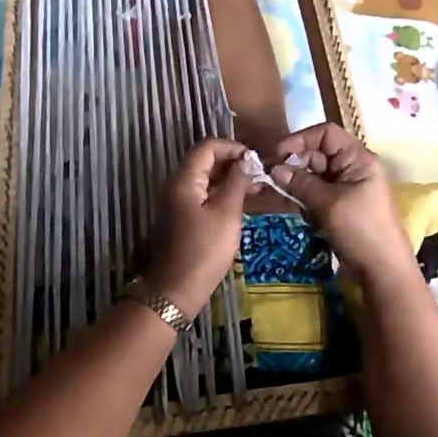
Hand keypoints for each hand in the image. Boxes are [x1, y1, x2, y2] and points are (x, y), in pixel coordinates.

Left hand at [142, 139, 255, 315]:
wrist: (177, 289)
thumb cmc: (204, 250)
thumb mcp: (227, 214)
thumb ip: (237, 183)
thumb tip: (247, 159)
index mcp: (185, 179)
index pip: (208, 147)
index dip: (233, 147)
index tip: (256, 158)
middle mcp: (178, 185)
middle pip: (206, 161)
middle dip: (234, 163)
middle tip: (260, 174)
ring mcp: (180, 201)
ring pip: (207, 179)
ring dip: (231, 179)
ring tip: (258, 187)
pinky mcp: (185, 216)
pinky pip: (205, 195)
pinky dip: (223, 194)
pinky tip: (244, 202)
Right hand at [270, 123, 414, 279]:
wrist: (382, 270)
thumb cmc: (360, 230)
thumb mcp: (328, 204)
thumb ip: (301, 183)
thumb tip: (274, 168)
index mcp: (358, 159)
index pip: (326, 134)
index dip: (300, 139)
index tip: (277, 154)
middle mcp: (352, 168)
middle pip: (317, 154)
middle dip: (294, 163)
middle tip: (270, 177)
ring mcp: (346, 188)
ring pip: (313, 175)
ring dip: (295, 182)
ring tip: (276, 193)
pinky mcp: (339, 206)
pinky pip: (316, 193)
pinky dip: (302, 197)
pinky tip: (290, 205)